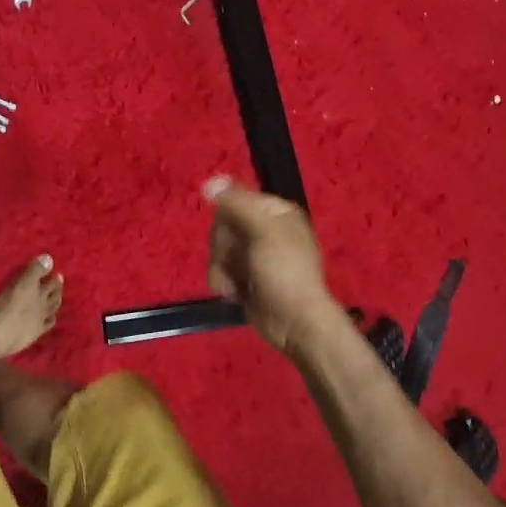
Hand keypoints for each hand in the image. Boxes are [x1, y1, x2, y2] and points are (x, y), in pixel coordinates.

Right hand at [205, 176, 342, 352]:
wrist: (295, 324)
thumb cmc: (285, 273)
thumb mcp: (263, 231)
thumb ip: (236, 204)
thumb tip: (210, 182)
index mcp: (276, 212)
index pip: (235, 200)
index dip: (228, 217)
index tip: (231, 232)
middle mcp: (265, 229)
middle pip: (223, 225)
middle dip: (223, 247)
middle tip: (237, 262)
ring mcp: (254, 254)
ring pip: (218, 248)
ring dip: (222, 267)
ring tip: (237, 284)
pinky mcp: (245, 276)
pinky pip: (221, 268)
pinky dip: (224, 281)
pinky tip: (235, 293)